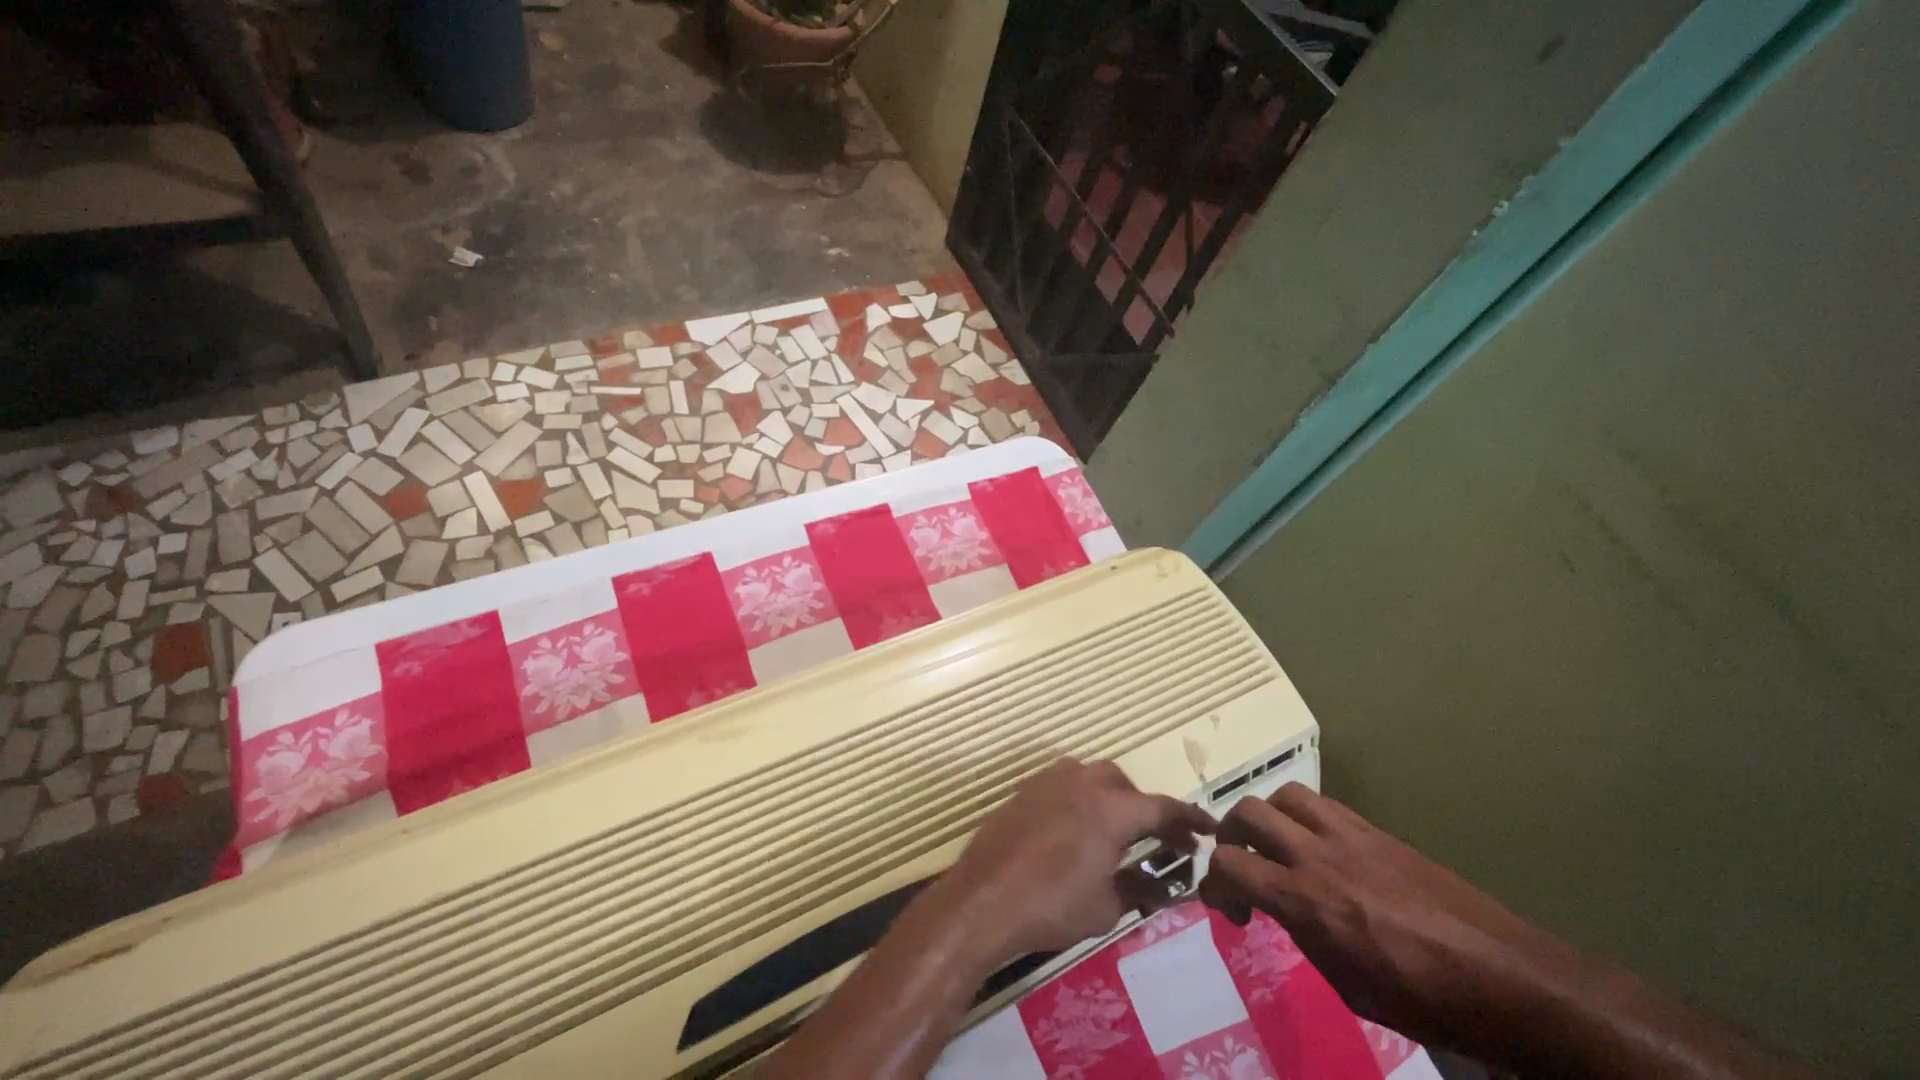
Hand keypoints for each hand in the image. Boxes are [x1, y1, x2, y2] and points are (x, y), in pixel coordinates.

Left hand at [939, 759, 1215, 960]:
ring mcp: (1046, 784)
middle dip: (1144, 807)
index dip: (1189, 818)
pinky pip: (1059, 786)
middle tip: (1156, 837)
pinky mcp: (1020, 794)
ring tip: (1113, 830)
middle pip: (1123, 784)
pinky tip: (1073, 830)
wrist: (982, 900)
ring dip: (1108, 797)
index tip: (1208, 828)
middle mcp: (1081, 784)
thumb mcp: (1105, 908)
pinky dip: (1077, 801)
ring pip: (1088, 776)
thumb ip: (1136, 891)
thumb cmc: (1051, 906)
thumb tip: (1160, 889)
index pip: (1161, 807)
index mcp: (1110, 810)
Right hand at [1197, 784, 1829, 1077]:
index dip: (1211, 884)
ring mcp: (1352, 836)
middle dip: (1229, 837)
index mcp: (1307, 901)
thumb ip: (1303, 935)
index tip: (1225, 907)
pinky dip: (1307, 820)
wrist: (1505, 978)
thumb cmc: (1422, 1001)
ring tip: (1277, 848)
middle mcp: (1320, 856)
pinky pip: (1327, 806)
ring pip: (1286, 795)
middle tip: (1241, 867)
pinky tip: (1321, 852)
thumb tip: (1283, 913)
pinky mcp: (1381, 832)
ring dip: (1268, 817)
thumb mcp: (1346, 984)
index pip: (1228, 866)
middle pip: (1247, 812)